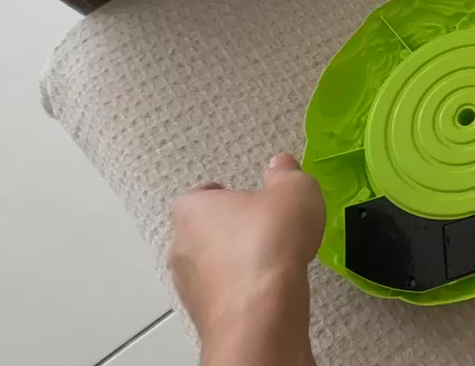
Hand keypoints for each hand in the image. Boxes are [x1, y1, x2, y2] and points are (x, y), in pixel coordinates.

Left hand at [170, 153, 323, 365]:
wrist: (260, 306)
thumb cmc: (273, 235)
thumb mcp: (294, 189)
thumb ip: (286, 173)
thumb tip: (278, 163)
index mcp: (195, 210)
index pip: (198, 195)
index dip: (221, 193)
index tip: (245, 195)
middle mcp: (180, 245)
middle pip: (203, 229)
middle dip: (230, 225)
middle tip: (266, 221)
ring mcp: (186, 283)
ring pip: (210, 261)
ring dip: (234, 256)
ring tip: (273, 253)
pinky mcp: (200, 311)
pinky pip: (221, 287)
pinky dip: (240, 281)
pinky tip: (269, 279)